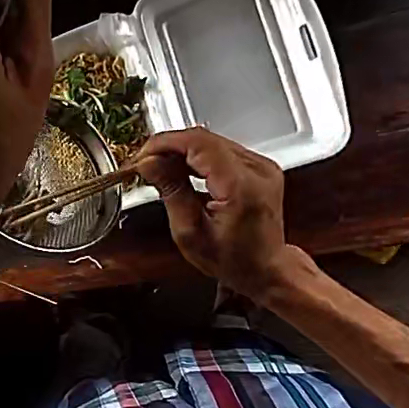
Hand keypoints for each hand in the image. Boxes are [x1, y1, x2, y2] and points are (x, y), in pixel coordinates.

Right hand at [134, 128, 315, 298]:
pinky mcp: (258, 166)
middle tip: (145, 163)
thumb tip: (149, 163)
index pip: (198, 144)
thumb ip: (170, 190)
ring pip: (210, 140)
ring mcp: (260, 165)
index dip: (164, 144)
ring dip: (180, 150)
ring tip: (159, 168)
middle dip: (168, 147)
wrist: (265, 269)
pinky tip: (180, 169)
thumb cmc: (233, 260)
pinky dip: (195, 156)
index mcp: (241, 186)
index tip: (143, 156)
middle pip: (203, 139)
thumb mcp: (189, 231)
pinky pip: (220, 149)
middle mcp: (257, 170)